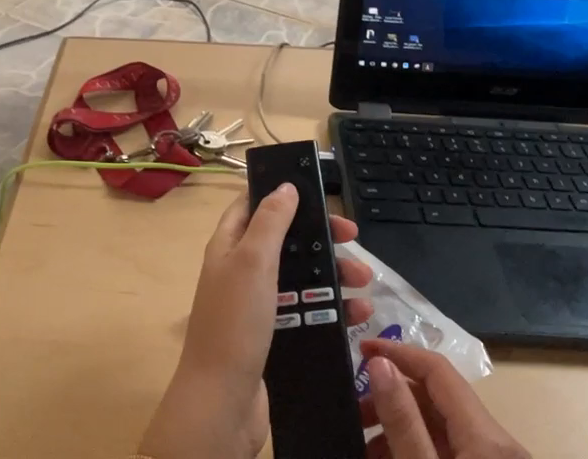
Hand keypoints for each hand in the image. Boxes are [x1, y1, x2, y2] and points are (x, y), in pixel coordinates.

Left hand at [139, 184, 374, 458]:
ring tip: (364, 281)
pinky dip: (332, 309)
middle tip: (354, 238)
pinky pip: (308, 312)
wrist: (223, 403)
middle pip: (286, 241)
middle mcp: (241, 271)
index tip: (318, 194)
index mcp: (229, 246)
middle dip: (321, 239)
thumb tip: (285, 185)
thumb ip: (271, 220)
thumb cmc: (236, 323)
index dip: (282, 194)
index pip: (252, 205)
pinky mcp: (274, 336)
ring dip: (334, 275)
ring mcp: (257, 306)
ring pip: (302, 278)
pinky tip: (357, 313)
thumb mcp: (253, 261)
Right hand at [360, 338, 528, 458]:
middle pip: (437, 399)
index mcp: (487, 437)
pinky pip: (446, 450)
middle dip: (392, 397)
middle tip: (354, 411)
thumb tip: (379, 363)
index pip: (438, 369)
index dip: (398, 352)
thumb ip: (404, 422)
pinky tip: (389, 455)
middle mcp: (496, 443)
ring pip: (439, 427)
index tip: (360, 349)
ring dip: (400, 426)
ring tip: (365, 443)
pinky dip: (415, 446)